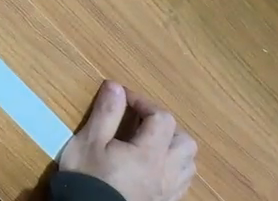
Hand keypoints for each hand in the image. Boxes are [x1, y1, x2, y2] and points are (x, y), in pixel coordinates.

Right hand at [56, 81, 196, 200]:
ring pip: (188, 163)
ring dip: (173, 146)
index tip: (122, 98)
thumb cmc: (89, 174)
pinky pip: (182, 180)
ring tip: (149, 141)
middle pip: (185, 142)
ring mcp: (169, 191)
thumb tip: (116, 87)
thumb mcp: (90, 139)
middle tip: (139, 120)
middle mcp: (167, 172)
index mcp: (150, 154)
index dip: (143, 102)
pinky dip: (173, 166)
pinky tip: (153, 165)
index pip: (163, 118)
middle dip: (165, 125)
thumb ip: (107, 113)